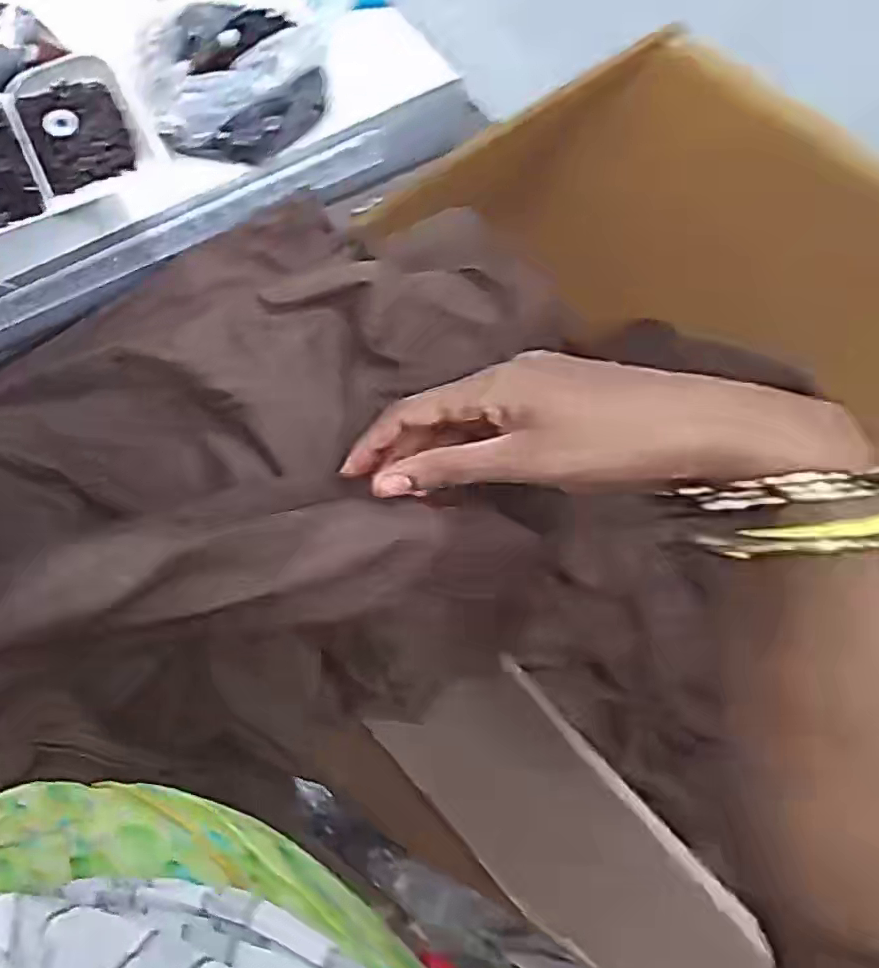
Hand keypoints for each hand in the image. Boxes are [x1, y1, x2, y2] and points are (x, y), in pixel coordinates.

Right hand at [341, 351, 874, 495]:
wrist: (727, 427)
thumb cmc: (612, 442)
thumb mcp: (520, 460)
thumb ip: (446, 468)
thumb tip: (381, 484)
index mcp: (492, 381)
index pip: (410, 410)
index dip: (372, 444)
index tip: (348, 477)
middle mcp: (507, 372)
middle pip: (433, 411)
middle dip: (398, 449)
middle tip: (377, 486)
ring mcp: (536, 380)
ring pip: (461, 415)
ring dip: (431, 448)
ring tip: (411, 482)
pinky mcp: (559, 394)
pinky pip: (489, 417)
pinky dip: (463, 443)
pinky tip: (459, 464)